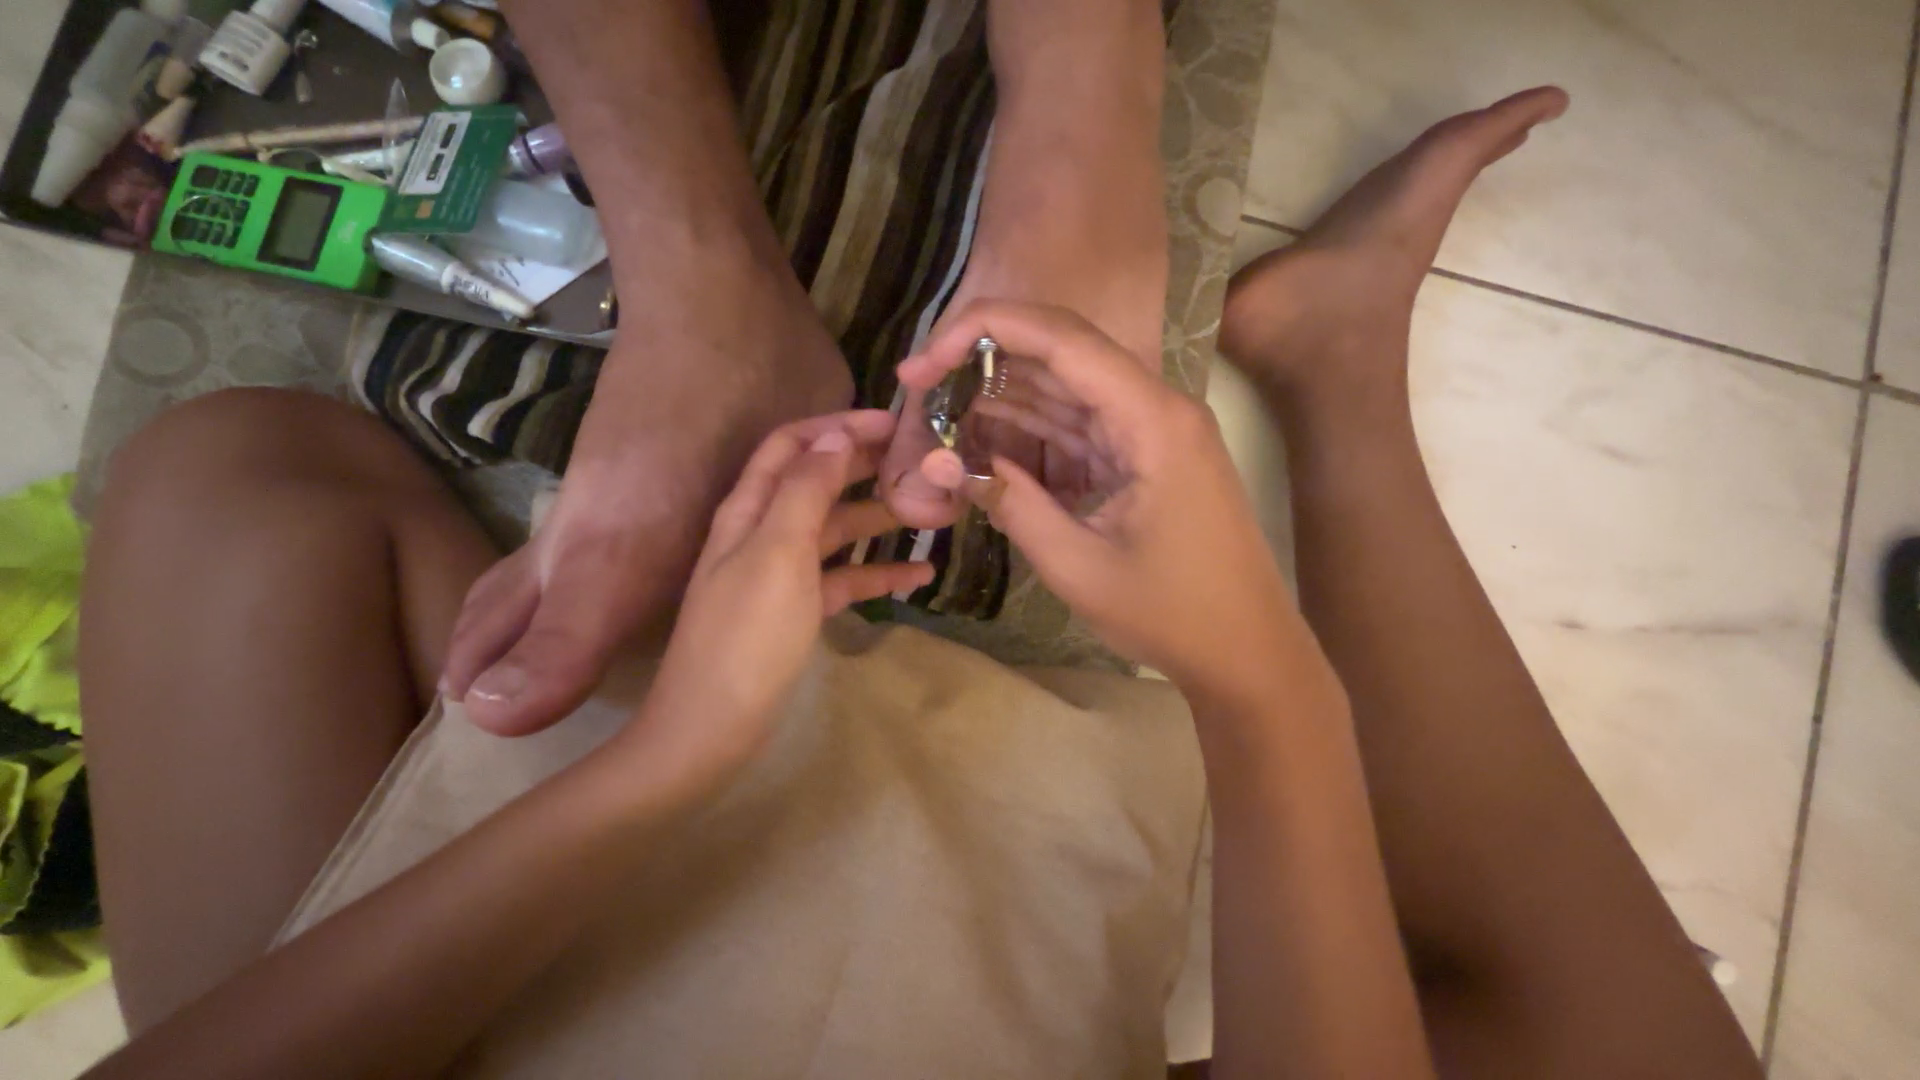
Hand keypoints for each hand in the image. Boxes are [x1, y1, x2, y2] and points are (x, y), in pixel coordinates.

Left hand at [615, 411, 932, 796]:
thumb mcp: (778, 553)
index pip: (792, 445)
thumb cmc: (746, 635)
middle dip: (867, 467)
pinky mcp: (796, 611)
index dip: (838, 426)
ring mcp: (780, 574)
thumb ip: (806, 490)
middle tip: (923, 463)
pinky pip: (842, 579)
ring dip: (879, 519)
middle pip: (818, 482)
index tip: (895, 422)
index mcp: (750, 509)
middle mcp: (763, 532)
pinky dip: (877, 573)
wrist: (712, 726)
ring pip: (835, 531)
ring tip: (935, 514)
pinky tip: (919, 576)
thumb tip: (837, 436)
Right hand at [895, 301, 1298, 696]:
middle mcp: (1154, 407)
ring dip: (1002, 407)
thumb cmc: (1171, 613)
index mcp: (1151, 418)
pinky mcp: (1143, 459)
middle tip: (917, 396)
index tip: (922, 363)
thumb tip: (938, 460)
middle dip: (982, 369)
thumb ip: (1008, 502)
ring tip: (938, 426)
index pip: (1060, 338)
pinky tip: (983, 452)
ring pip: (1063, 395)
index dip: (981, 331)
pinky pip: (1078, 433)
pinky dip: (1031, 441)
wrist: (1246, 652)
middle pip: (1058, 357)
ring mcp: (1151, 433)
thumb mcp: (1077, 564)